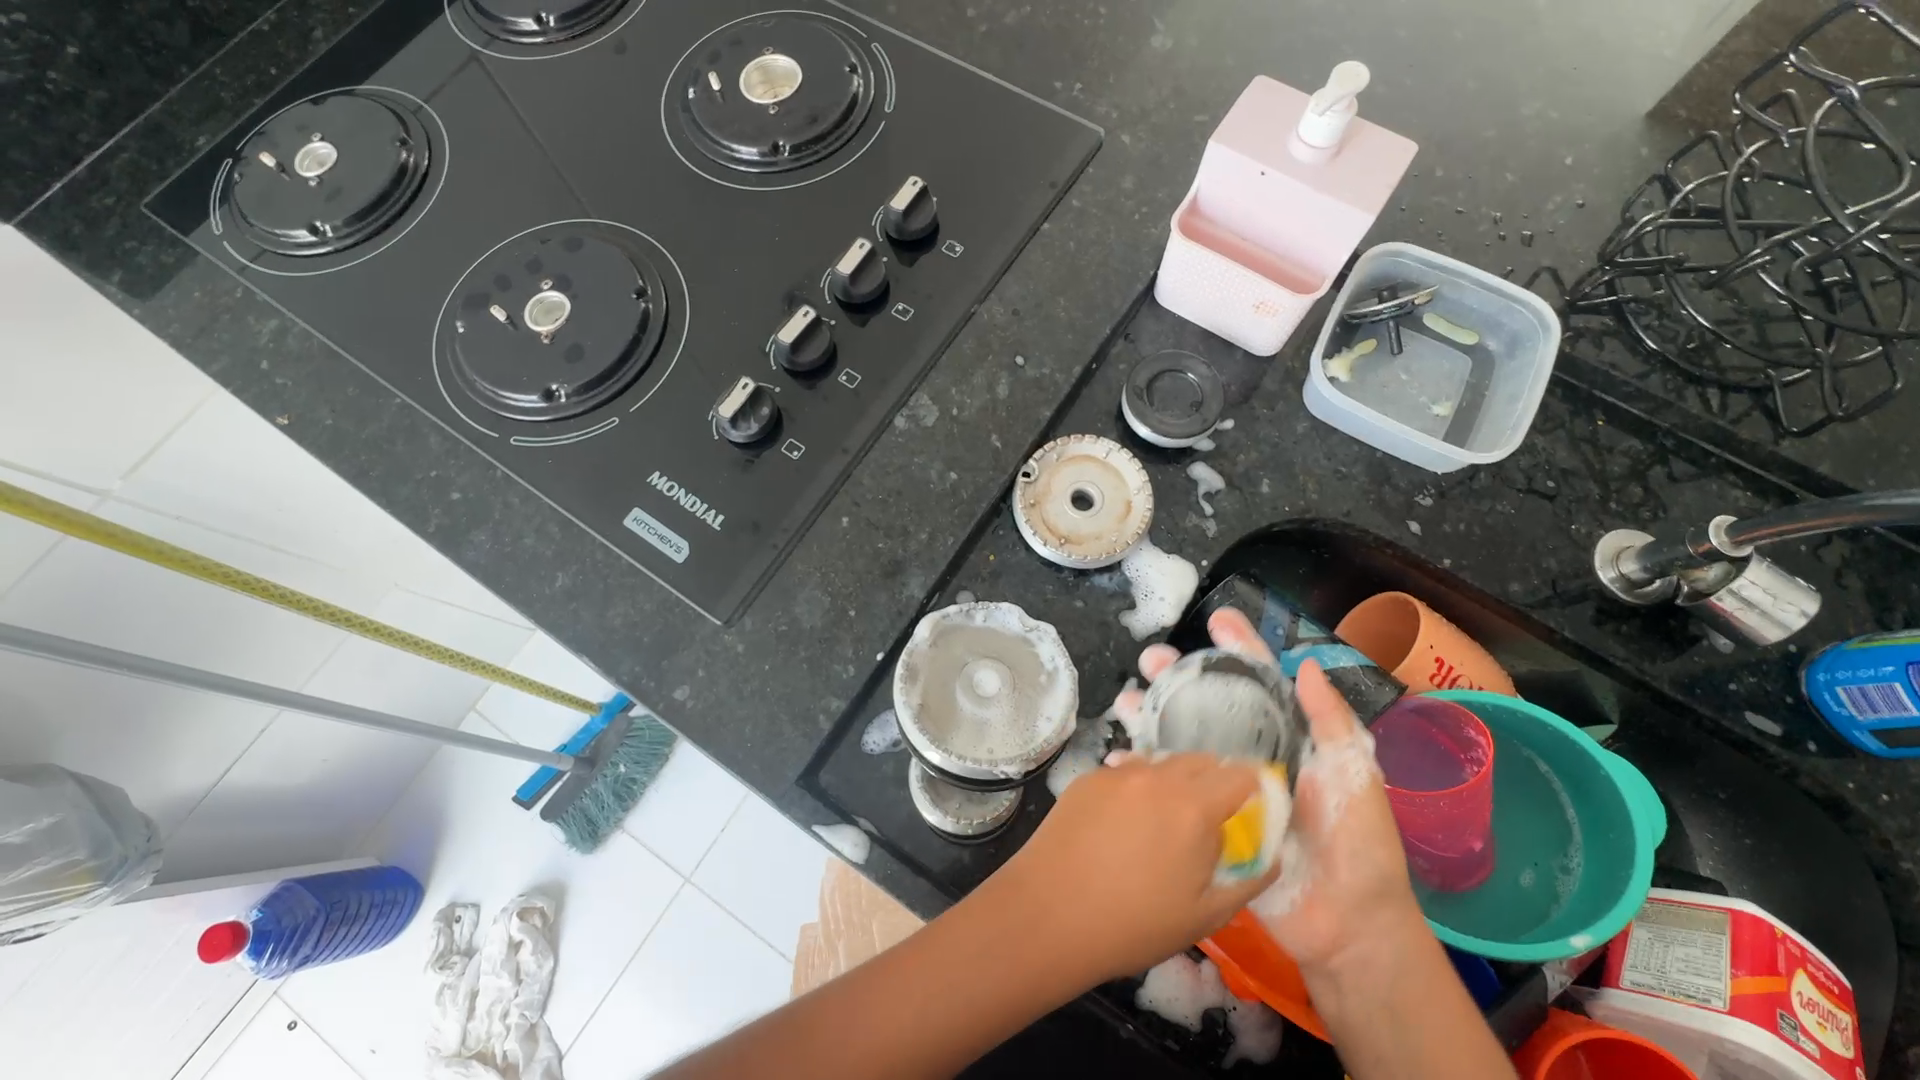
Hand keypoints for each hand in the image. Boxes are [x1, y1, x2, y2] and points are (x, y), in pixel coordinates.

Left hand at [976, 752, 1280, 983]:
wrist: (1047, 915)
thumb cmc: (1133, 924)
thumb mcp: (1206, 916)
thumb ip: (1249, 880)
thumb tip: (1271, 856)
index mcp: (1194, 806)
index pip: (1241, 774)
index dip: (1255, 789)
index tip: (1254, 810)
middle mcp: (1156, 777)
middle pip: (1201, 761)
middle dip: (1216, 783)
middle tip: (1211, 821)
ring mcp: (1116, 774)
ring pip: (1161, 763)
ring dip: (1175, 782)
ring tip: (1166, 822)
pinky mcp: (1086, 780)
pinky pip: (1126, 772)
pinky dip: (1138, 788)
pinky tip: (1126, 824)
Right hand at [1123, 610, 1426, 981]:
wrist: (1345, 922)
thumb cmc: (1359, 844)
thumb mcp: (1357, 775)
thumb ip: (1331, 722)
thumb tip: (1304, 665)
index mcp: (1289, 739)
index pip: (1261, 684)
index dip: (1240, 649)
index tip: (1217, 619)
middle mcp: (1250, 756)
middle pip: (1207, 705)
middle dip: (1178, 676)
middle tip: (1152, 659)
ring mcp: (1223, 790)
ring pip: (1179, 741)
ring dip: (1151, 716)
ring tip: (1127, 699)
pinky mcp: (1204, 825)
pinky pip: (1168, 792)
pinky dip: (1142, 773)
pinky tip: (1121, 759)